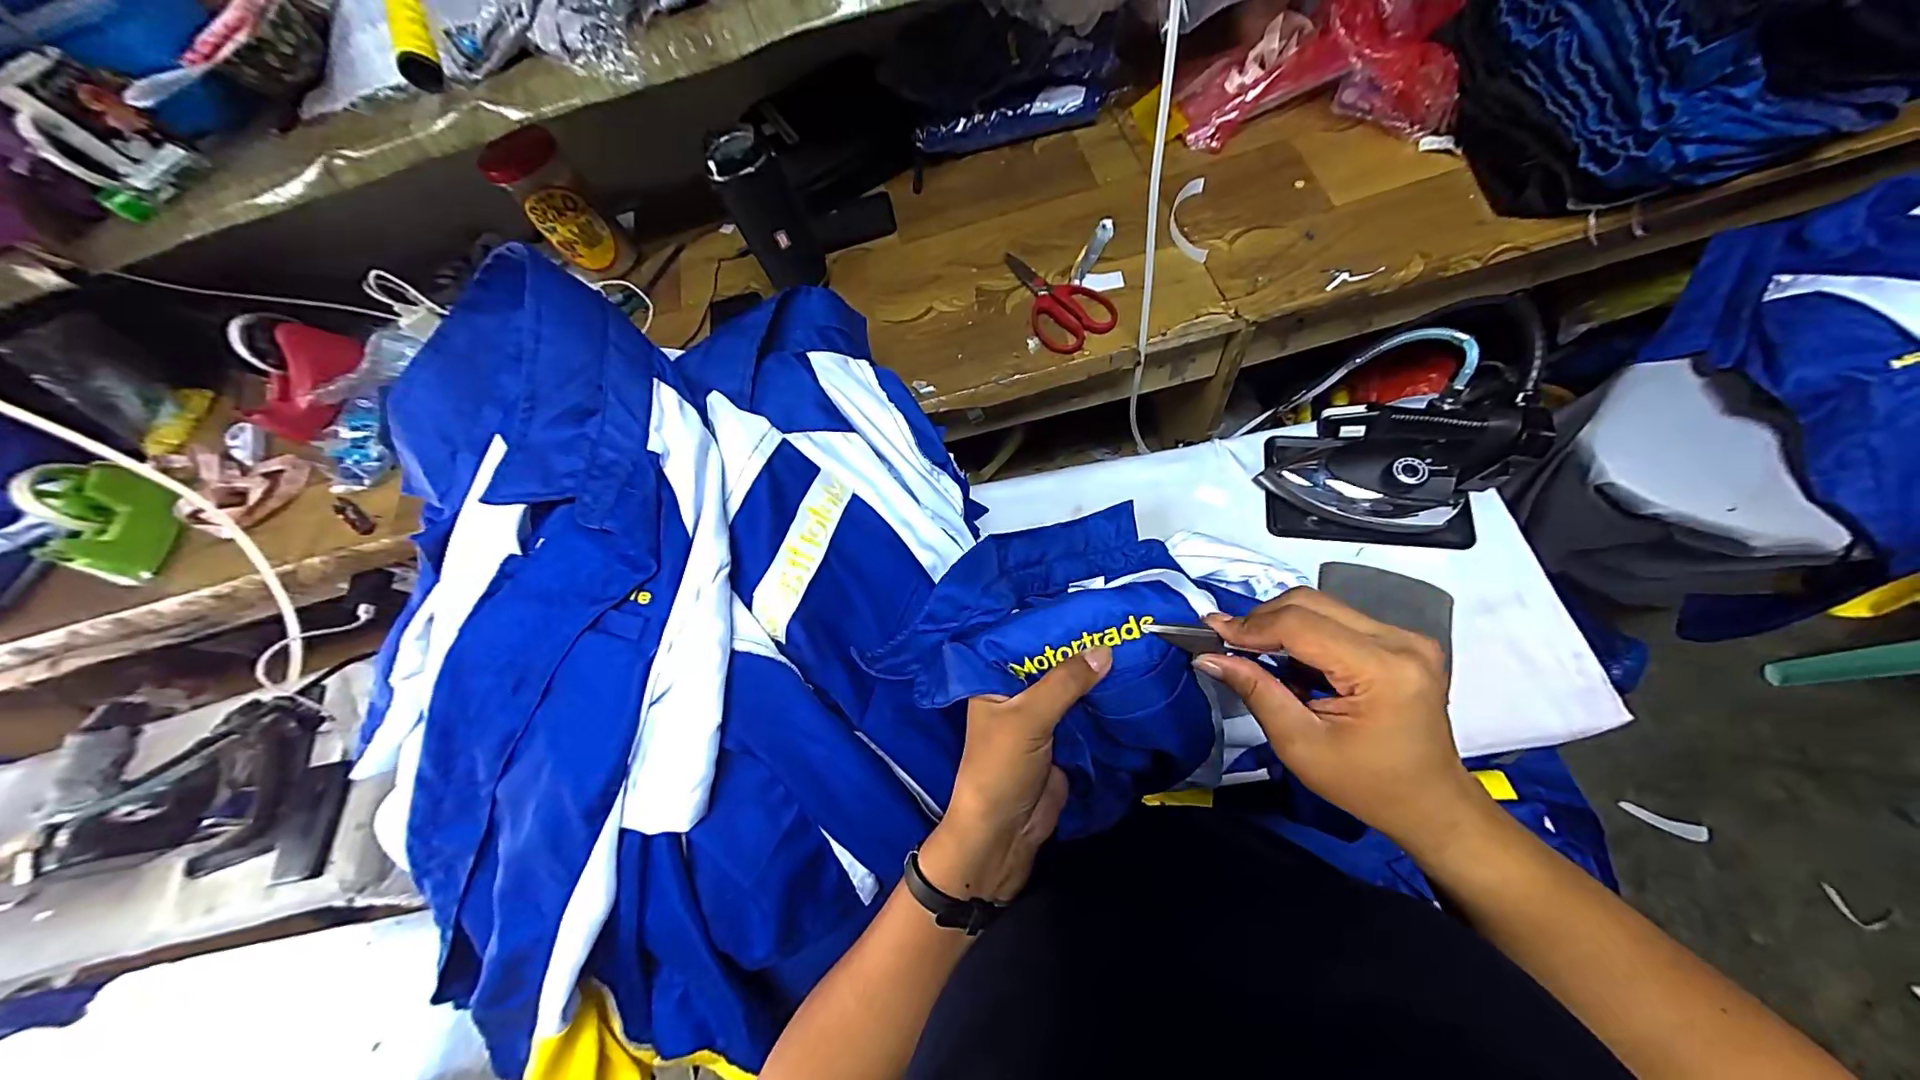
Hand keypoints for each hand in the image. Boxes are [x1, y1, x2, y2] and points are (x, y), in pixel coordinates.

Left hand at [916, 647, 1110, 903]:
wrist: (1004, 834)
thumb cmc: (1000, 768)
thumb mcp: (1028, 719)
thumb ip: (1064, 683)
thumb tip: (1104, 650)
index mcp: (993, 680)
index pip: (1024, 640)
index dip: (1055, 624)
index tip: (1092, 607)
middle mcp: (1015, 692)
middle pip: (1051, 663)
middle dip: (1082, 648)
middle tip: (1122, 623)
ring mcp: (1040, 716)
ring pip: (1071, 687)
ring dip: (1096, 674)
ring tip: (1134, 644)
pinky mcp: (1061, 739)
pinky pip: (1084, 712)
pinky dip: (1103, 701)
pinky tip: (1130, 682)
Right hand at [1193, 588, 1486, 847]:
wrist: (1431, 805)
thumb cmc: (1366, 785)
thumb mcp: (1300, 744)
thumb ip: (1256, 691)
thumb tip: (1209, 657)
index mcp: (1383, 670)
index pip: (1300, 625)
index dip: (1250, 625)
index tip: (1210, 632)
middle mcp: (1401, 642)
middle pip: (1311, 604)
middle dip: (1261, 620)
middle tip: (1228, 644)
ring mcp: (1406, 638)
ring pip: (1322, 606)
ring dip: (1280, 624)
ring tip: (1255, 653)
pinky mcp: (1402, 641)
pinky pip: (1337, 619)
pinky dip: (1303, 633)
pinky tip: (1290, 661)